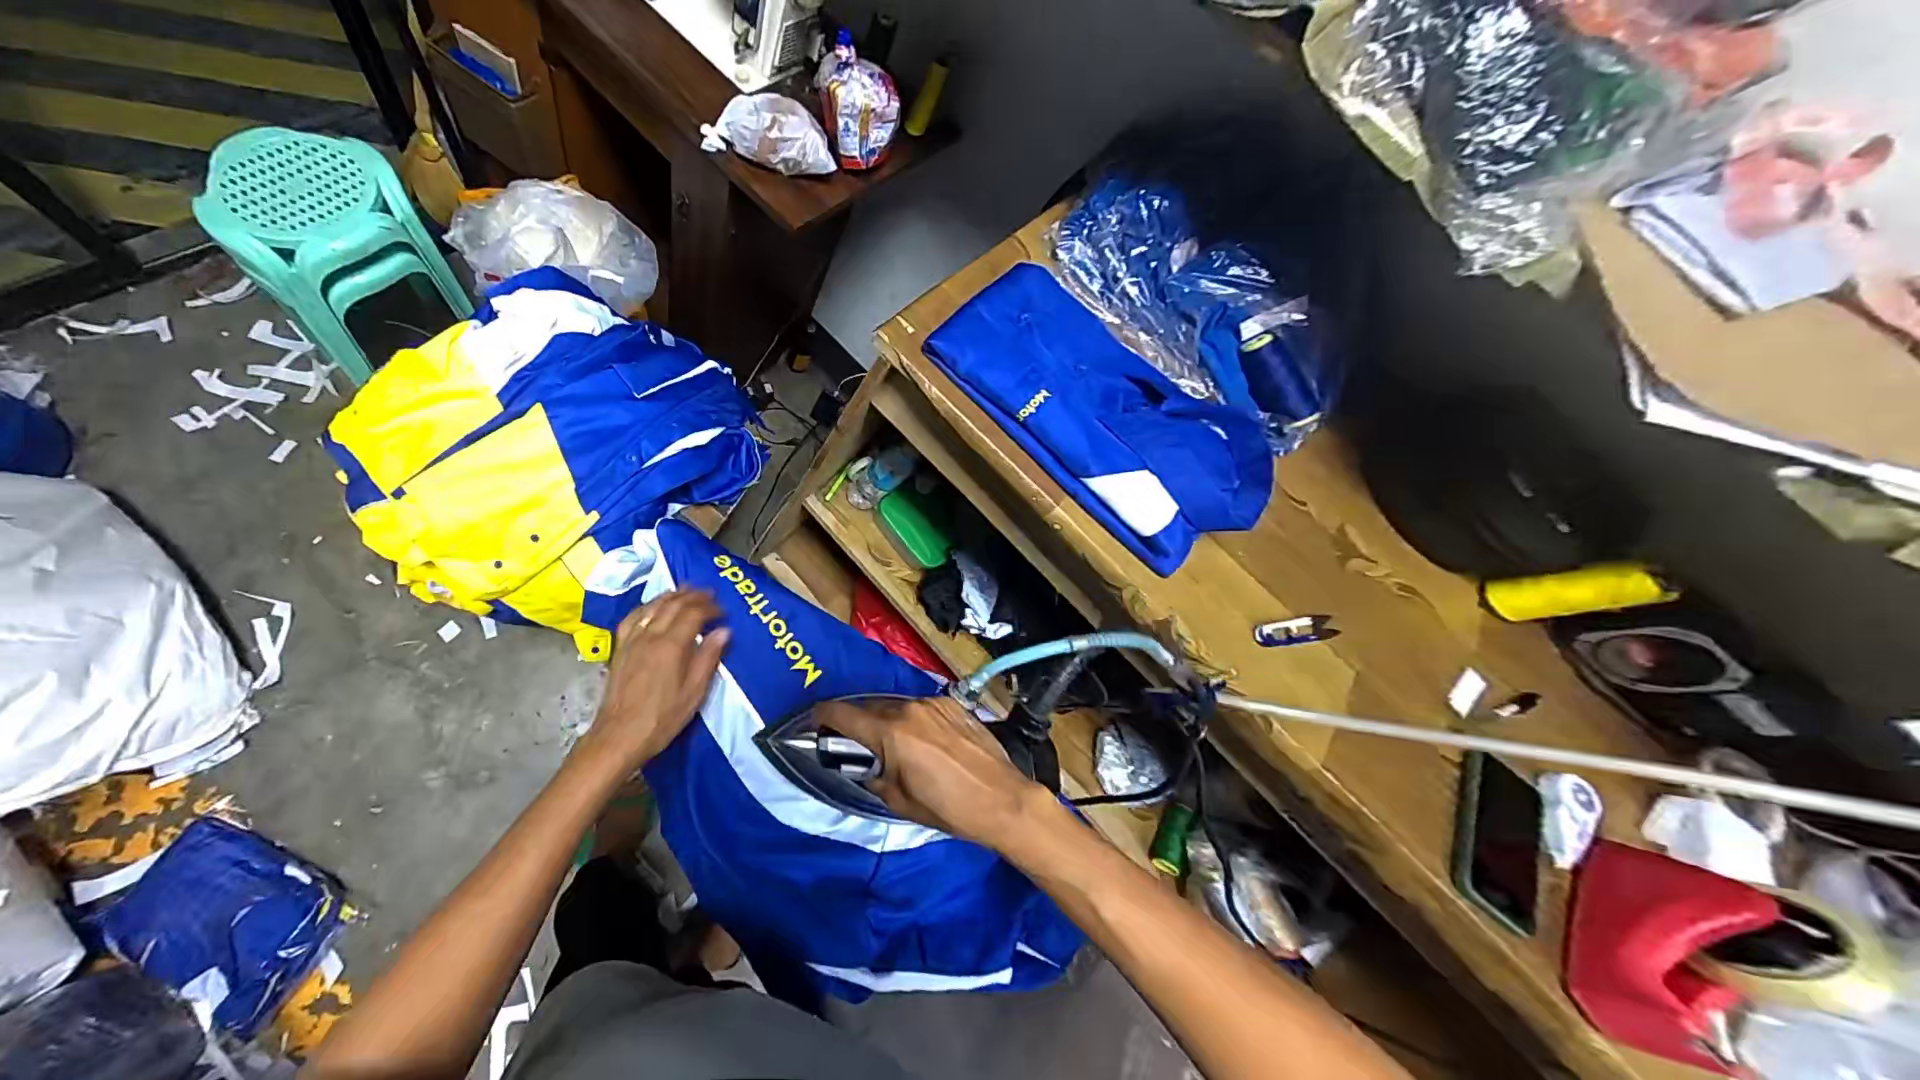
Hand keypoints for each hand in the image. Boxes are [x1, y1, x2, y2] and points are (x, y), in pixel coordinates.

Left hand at [575, 589, 730, 778]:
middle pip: (672, 605)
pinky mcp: (620, 649)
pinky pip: (633, 618)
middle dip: (693, 596)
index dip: (711, 607)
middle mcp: (649, 636)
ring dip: (671, 596)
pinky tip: (652, 608)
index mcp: (671, 646)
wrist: (619, 736)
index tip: (724, 611)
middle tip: (709, 593)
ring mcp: (631, 641)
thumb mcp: (694, 692)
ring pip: (652, 607)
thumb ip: (708, 658)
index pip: (693, 613)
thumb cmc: (662, 718)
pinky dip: (647, 607)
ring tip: (685, 592)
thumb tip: (723, 631)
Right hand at [814, 696, 1050, 849]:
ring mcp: (935, 703)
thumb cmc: (948, 807)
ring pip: (897, 705)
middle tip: (854, 742)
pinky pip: (922, 708)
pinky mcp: (954, 705)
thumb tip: (867, 767)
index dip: (824, 716)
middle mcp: (910, 708)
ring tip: (890, 742)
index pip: (844, 714)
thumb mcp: (899, 800)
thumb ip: (875, 777)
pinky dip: (913, 719)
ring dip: (887, 720)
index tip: (815, 720)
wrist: (1002, 799)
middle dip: (858, 722)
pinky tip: (922, 740)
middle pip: (871, 708)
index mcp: (890, 731)